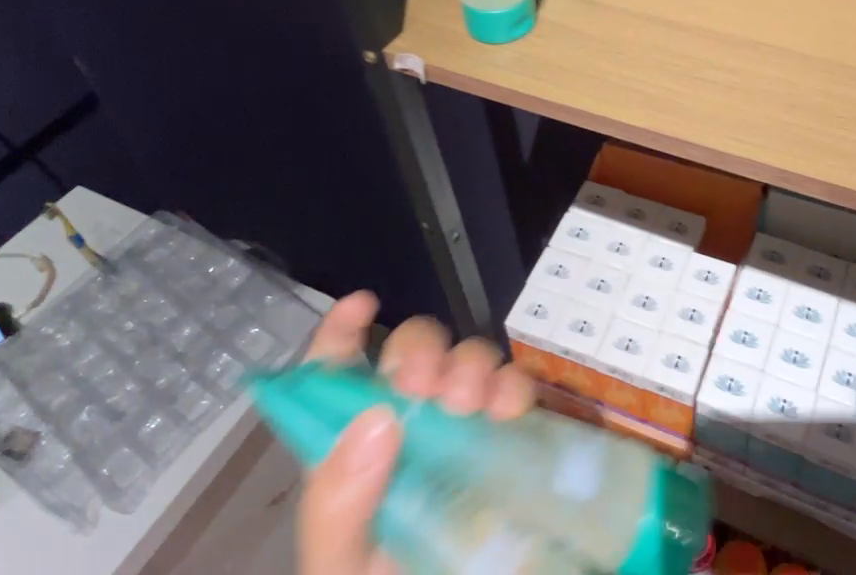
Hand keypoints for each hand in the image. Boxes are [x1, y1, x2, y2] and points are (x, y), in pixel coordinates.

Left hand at [296, 291, 535, 574]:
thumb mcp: (340, 560)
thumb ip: (339, 499)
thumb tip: (379, 418)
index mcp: (355, 445)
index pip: (338, 371)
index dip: (344, 331)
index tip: (364, 305)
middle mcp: (410, 423)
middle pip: (411, 351)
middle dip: (418, 350)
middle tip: (423, 384)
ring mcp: (464, 428)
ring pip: (467, 359)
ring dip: (468, 365)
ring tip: (469, 404)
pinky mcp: (512, 439)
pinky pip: (517, 391)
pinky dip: (515, 388)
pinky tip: (508, 411)